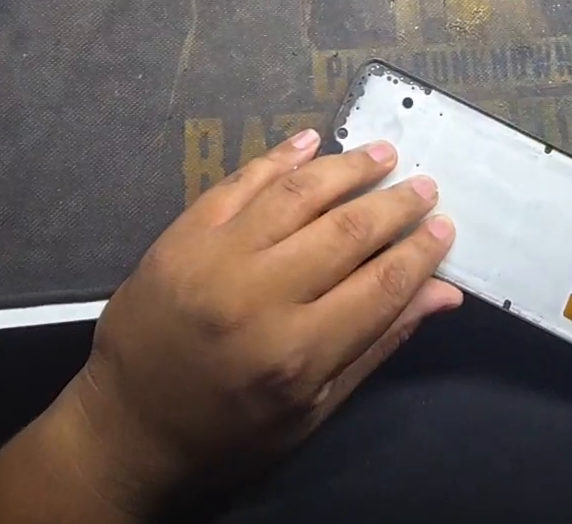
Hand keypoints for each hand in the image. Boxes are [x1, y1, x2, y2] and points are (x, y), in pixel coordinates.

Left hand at [66, 130, 461, 518]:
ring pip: (298, 195)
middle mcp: (259, 297)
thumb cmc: (229, 430)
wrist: (126, 425)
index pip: (381, 286)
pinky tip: (311, 140)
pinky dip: (279, 157)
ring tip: (382, 153)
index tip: (445, 226)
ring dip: (347, 168)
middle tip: (424, 184)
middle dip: (395, 204)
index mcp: (295, 353)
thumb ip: (378, 344)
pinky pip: (240, 182)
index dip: (420, 253)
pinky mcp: (183, 234)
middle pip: (346, 233)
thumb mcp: (313, 409)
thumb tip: (443, 293)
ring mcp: (216, 257)